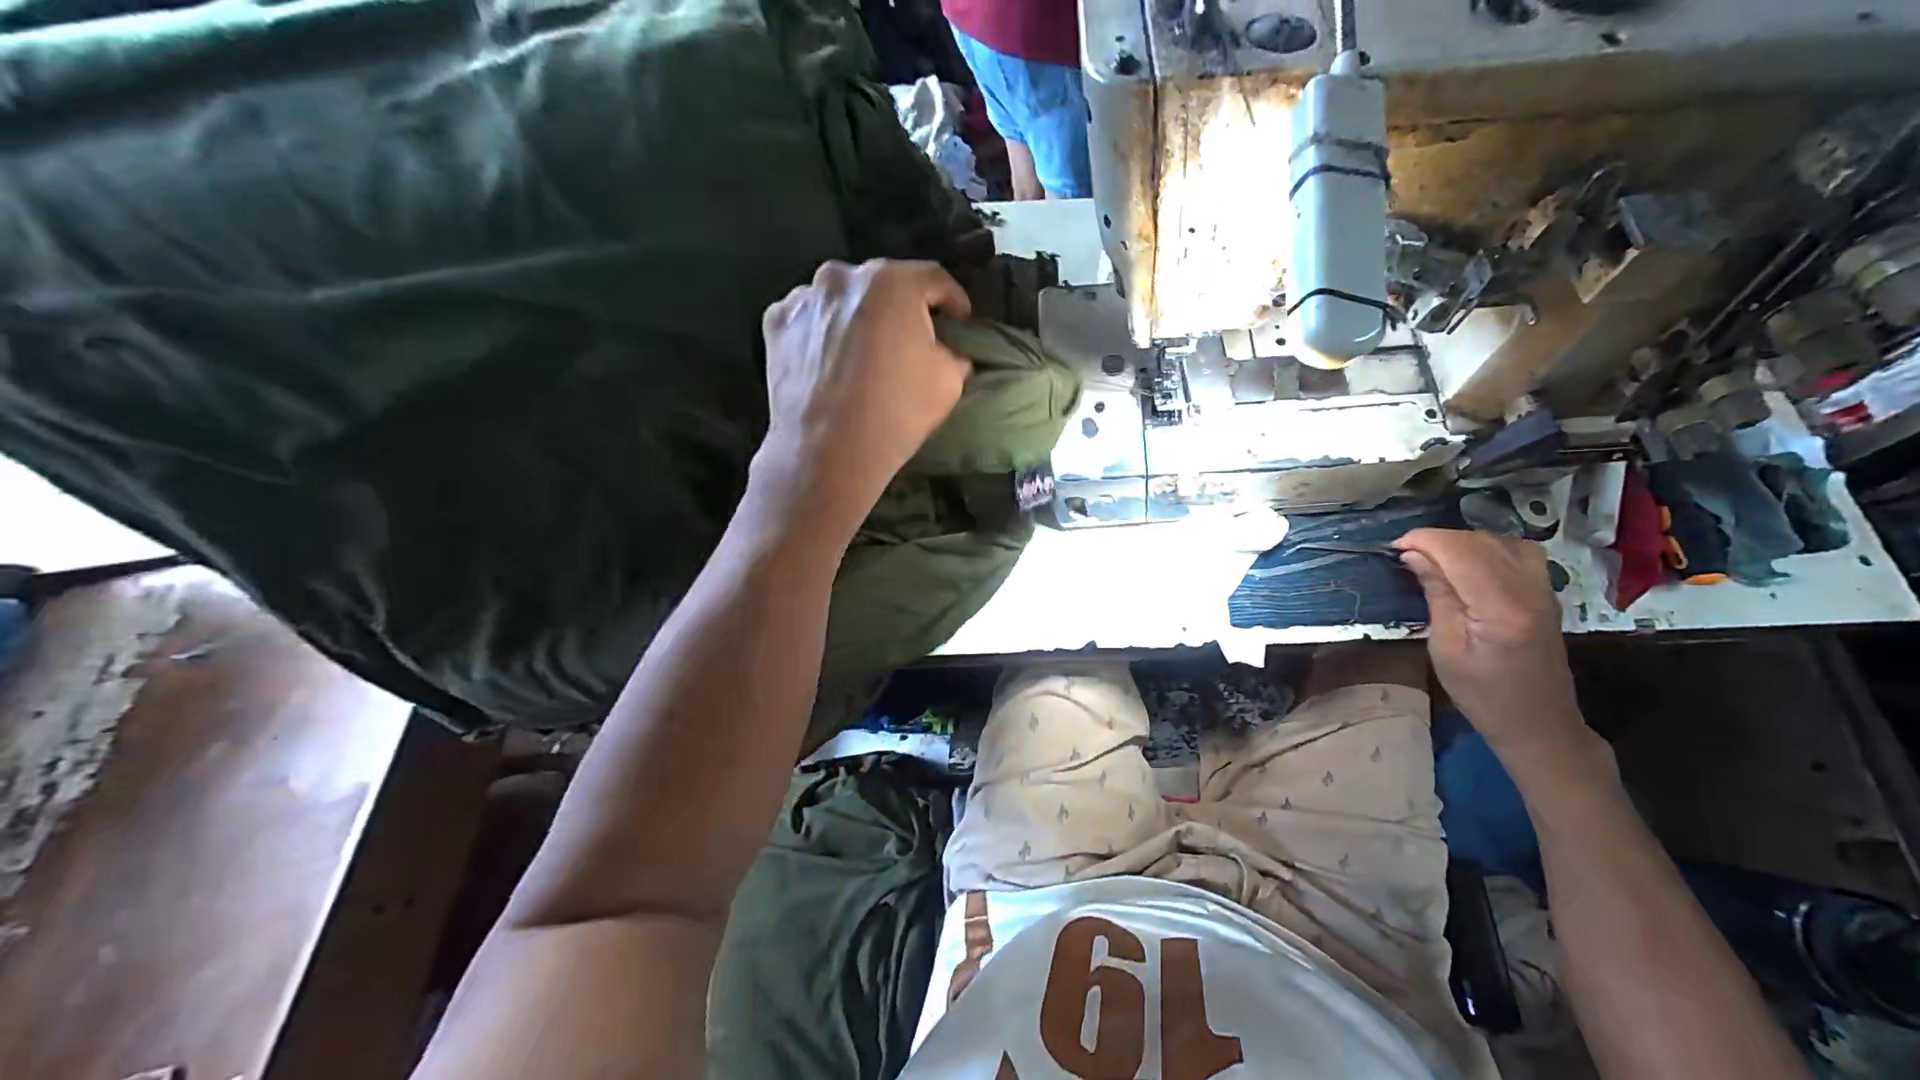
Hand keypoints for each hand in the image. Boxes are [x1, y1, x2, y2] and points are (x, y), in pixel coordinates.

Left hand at [755, 259, 972, 528]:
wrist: (826, 454)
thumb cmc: (895, 413)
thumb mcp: (949, 382)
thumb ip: (953, 353)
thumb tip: (945, 351)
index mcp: (893, 282)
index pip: (935, 279)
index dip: (953, 300)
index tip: (960, 321)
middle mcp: (843, 276)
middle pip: (884, 285)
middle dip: (901, 308)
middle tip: (910, 340)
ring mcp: (803, 297)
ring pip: (843, 300)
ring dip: (858, 317)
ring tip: (864, 353)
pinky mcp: (776, 323)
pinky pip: (810, 319)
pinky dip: (823, 332)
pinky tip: (830, 361)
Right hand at [1393, 528, 1591, 765]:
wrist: (1538, 722)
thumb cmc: (1482, 694)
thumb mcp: (1445, 648)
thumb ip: (1436, 594)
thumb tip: (1415, 555)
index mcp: (1501, 607)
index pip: (1461, 551)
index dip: (1424, 540)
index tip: (1394, 547)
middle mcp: (1530, 589)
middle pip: (1480, 542)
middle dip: (1438, 539)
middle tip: (1407, 554)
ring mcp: (1544, 589)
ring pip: (1501, 541)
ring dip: (1462, 541)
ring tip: (1434, 558)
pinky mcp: (1546, 593)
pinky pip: (1517, 552)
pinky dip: (1486, 547)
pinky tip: (1467, 562)